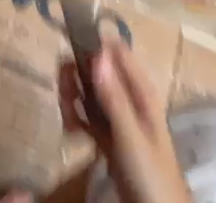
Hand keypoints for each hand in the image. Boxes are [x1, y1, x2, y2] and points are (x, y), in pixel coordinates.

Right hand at [59, 35, 191, 202]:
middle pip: (94, 69)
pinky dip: (73, 119)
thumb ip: (114, 97)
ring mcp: (116, 117)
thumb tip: (97, 52)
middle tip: (65, 93)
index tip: (69, 43)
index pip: (116, 51)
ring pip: (85, 91)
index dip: (93, 42)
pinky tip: (71, 132)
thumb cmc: (151, 174)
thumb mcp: (130, 136)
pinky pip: (83, 115)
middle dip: (74, 76)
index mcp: (140, 92)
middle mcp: (128, 98)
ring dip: (71, 98)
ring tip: (67, 119)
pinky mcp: (106, 136)